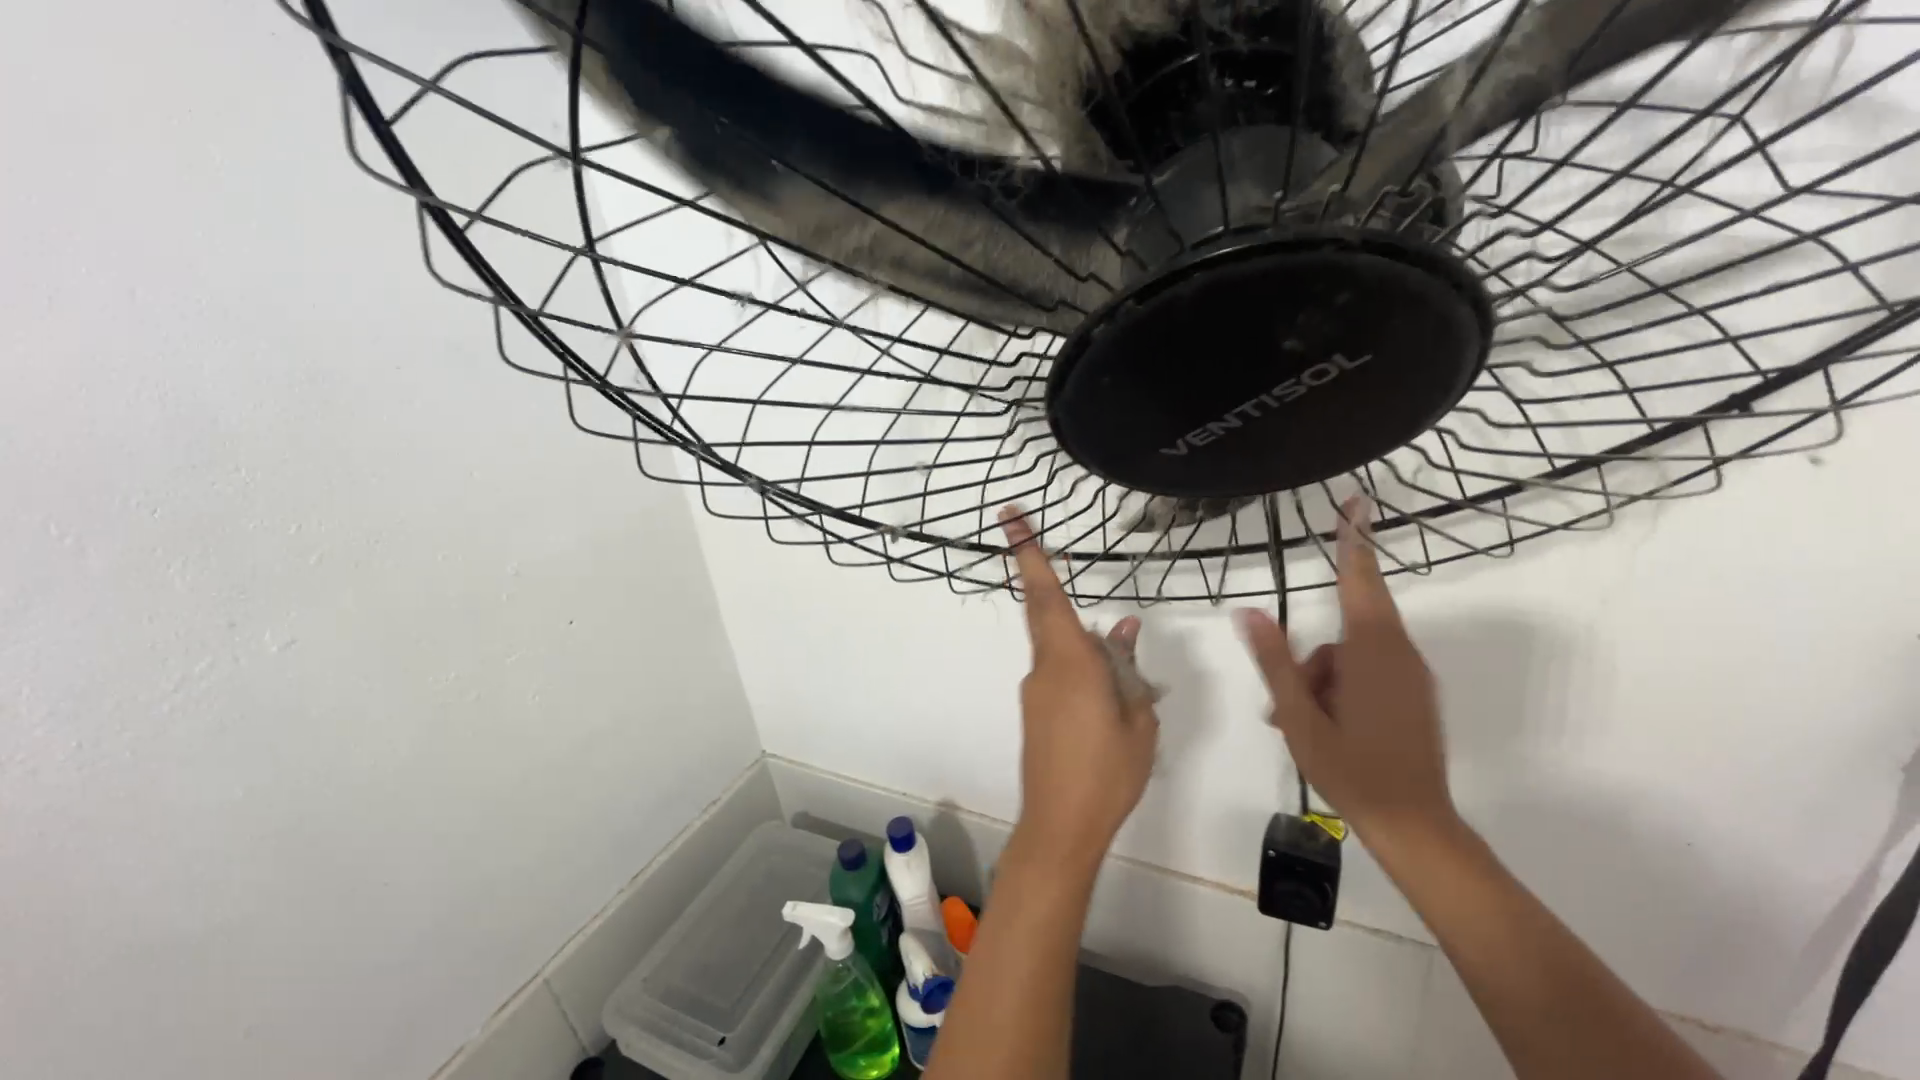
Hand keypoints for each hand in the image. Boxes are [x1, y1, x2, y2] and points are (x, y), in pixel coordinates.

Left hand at [1000, 505, 1159, 865]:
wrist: (1060, 825)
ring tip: (1128, 695)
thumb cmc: (1108, 771)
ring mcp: (1036, 692)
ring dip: (1090, 655)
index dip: (1029, 554)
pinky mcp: (1036, 713)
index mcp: (1070, 662)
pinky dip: (1085, 676)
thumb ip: (1127, 669)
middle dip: (1053, 590)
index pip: (1047, 596)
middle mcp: (1045, 669)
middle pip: (1050, 618)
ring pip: (1062, 651)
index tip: (1010, 517)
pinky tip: (1111, 705)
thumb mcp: (1138, 719)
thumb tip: (1122, 629)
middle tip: (1074, 591)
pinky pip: (1061, 676)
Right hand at [1237, 496, 1455, 844]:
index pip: (1358, 581)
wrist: (1413, 824)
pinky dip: (1342, 690)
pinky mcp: (1417, 695)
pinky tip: (1327, 728)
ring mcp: (1413, 677)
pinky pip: (1371, 672)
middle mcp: (1400, 655)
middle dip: (1311, 661)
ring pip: (1353, 654)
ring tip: (1304, 726)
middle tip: (1288, 707)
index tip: (1356, 500)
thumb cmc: (1352, 771)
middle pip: (1344, 629)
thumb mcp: (1299, 717)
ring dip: (1323, 681)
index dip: (1352, 539)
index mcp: (1373, 654)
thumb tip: (1248, 611)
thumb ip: (1275, 661)